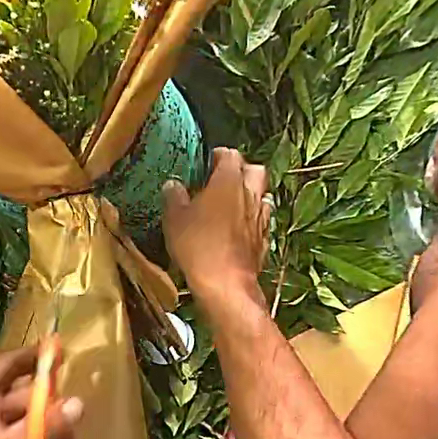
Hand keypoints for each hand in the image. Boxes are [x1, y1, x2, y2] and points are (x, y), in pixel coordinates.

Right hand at [163, 147, 271, 311]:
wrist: (225, 283)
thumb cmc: (197, 245)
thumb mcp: (174, 218)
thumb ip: (174, 197)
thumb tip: (172, 185)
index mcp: (228, 181)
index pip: (230, 155)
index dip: (218, 156)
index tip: (206, 162)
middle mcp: (250, 194)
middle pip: (255, 170)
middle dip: (242, 170)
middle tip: (223, 179)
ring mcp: (261, 217)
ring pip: (262, 195)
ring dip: (250, 195)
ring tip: (232, 203)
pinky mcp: (264, 240)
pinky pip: (262, 221)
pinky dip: (252, 220)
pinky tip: (239, 229)